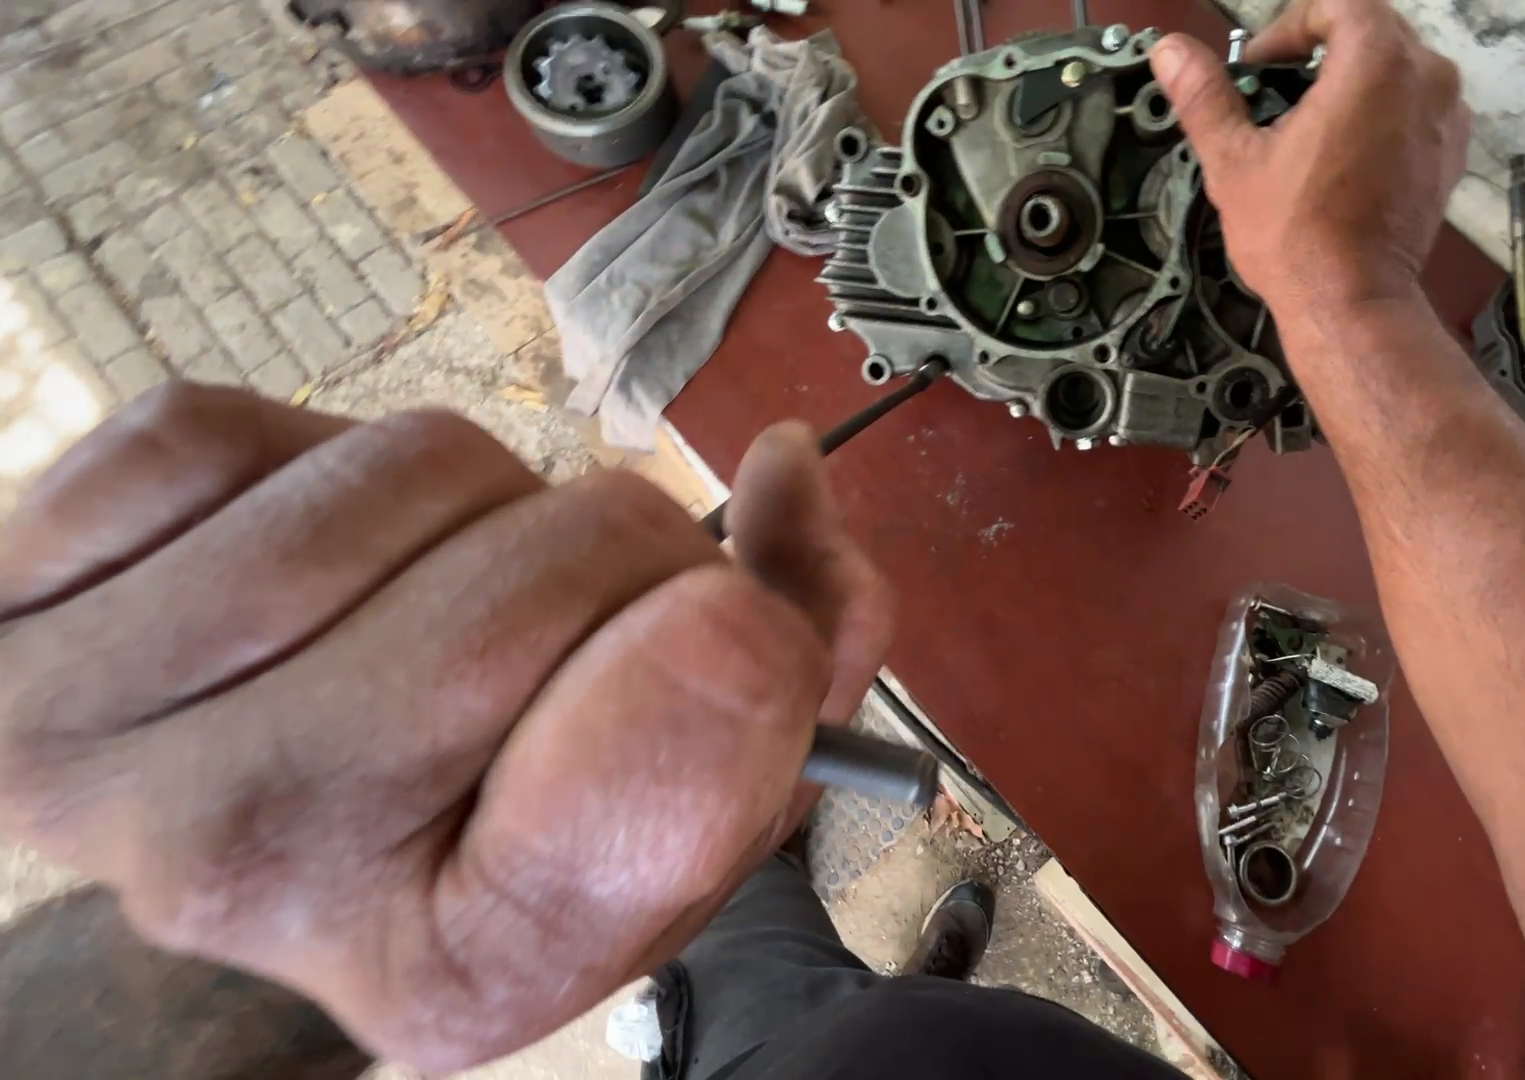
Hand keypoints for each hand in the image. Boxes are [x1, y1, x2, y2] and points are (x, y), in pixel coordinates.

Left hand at [0, 384, 891, 1070]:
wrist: (316, 855)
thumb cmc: (552, 817)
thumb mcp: (726, 775)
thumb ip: (807, 632)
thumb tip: (786, 456)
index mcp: (467, 944)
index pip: (645, 770)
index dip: (726, 665)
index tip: (747, 628)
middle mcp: (246, 861)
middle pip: (553, 555)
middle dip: (634, 550)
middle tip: (610, 602)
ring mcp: (75, 728)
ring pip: (416, 465)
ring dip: (494, 502)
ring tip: (475, 581)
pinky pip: (211, 428)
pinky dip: (313, 462)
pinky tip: (338, 559)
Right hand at [1150, 0, 1470, 327]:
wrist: (1348, 299)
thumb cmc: (1291, 233)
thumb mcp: (1233, 162)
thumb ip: (1205, 98)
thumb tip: (1170, 49)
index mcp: (1374, 60)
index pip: (1336, 4)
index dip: (1288, 30)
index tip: (1256, 71)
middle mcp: (1427, 72)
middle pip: (1369, 34)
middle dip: (1317, 59)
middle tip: (1274, 106)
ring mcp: (1447, 114)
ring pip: (1394, 73)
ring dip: (1350, 89)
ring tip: (1307, 139)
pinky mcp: (1451, 153)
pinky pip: (1414, 112)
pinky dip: (1380, 120)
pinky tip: (1342, 165)